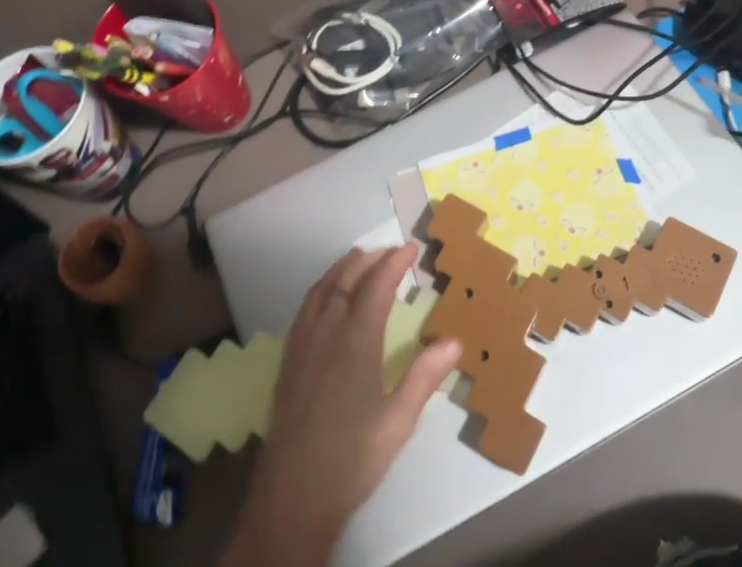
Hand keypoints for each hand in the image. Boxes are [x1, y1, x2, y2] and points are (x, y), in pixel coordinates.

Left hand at [221, 244, 459, 565]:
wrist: (293, 493)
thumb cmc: (352, 459)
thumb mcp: (398, 422)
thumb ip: (424, 377)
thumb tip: (454, 341)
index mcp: (355, 344)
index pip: (375, 289)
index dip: (393, 264)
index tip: (411, 248)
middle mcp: (325, 336)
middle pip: (344, 282)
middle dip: (367, 260)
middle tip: (389, 249)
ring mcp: (301, 348)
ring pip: (319, 293)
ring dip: (340, 270)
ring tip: (358, 260)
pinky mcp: (287, 364)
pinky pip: (304, 310)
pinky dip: (320, 290)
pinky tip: (325, 299)